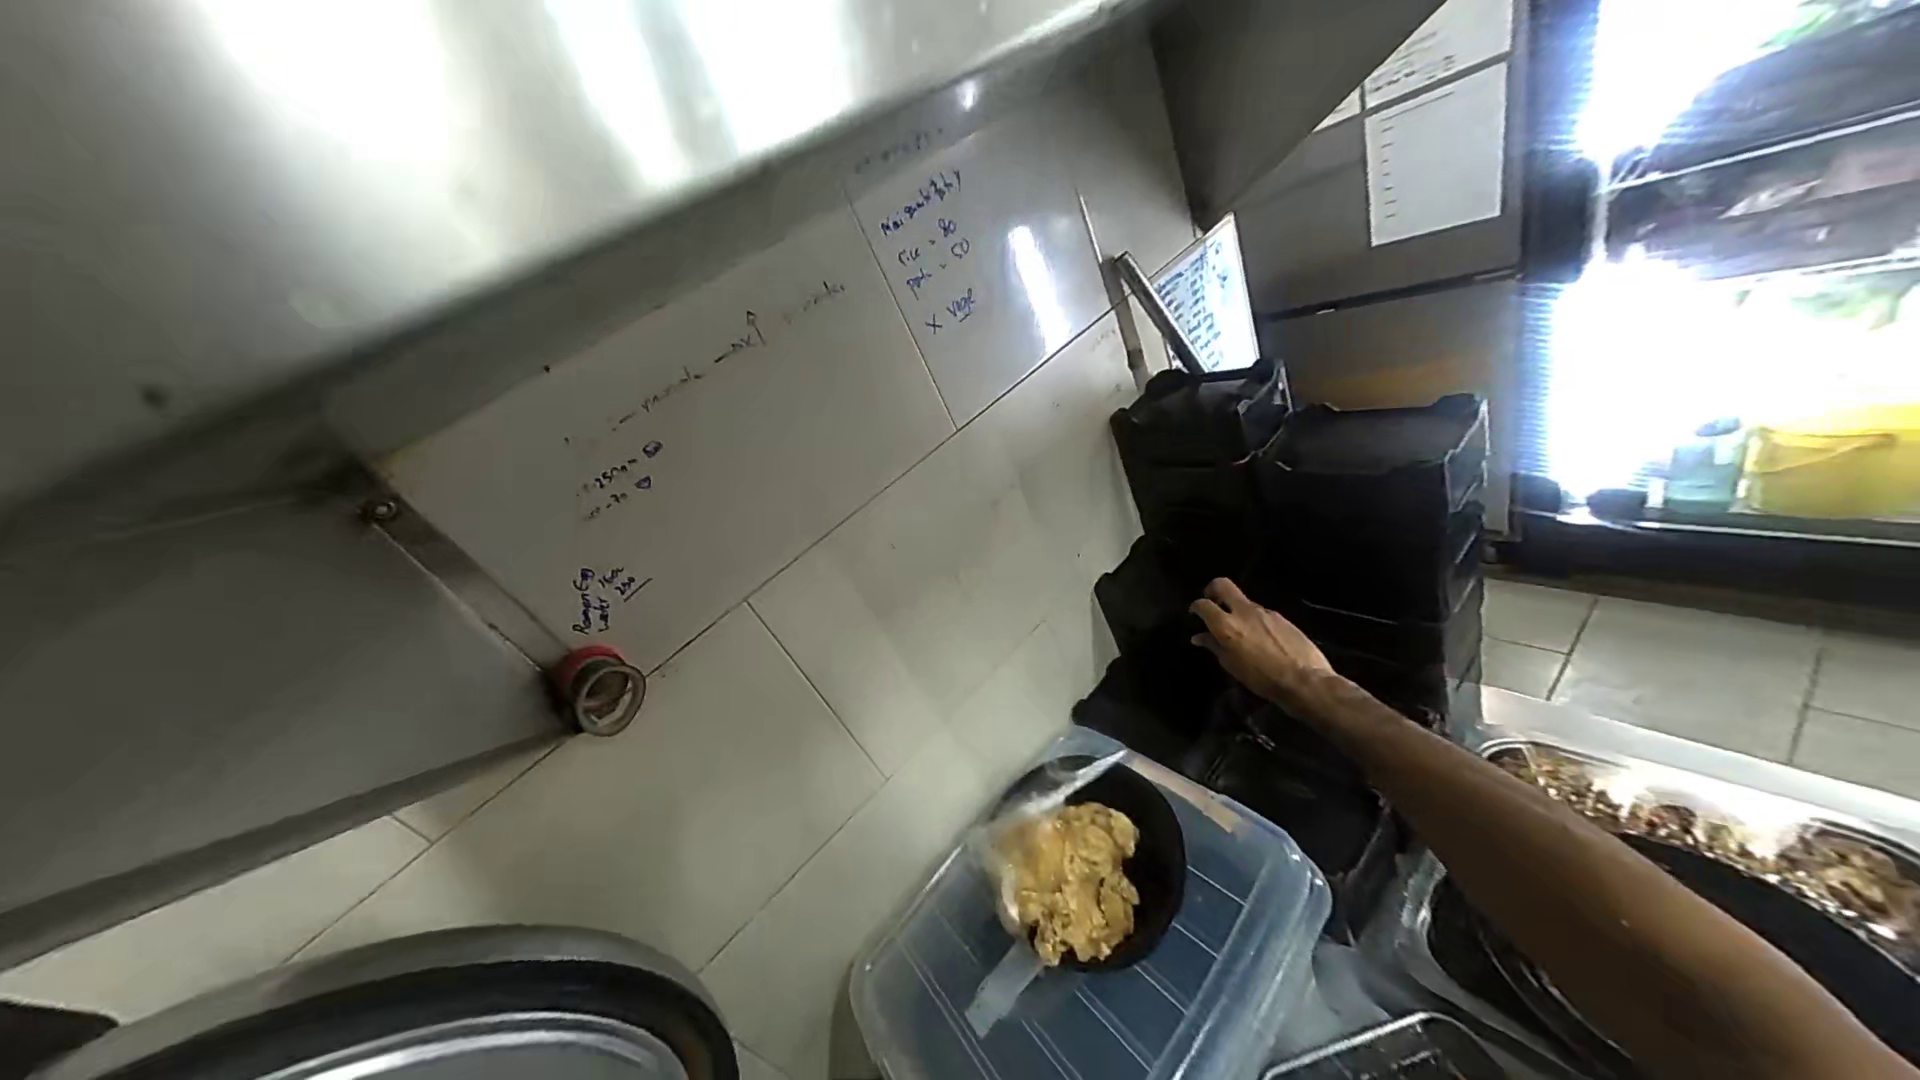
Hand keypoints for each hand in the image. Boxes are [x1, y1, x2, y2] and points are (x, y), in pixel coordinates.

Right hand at [1190, 578, 1335, 705]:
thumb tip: (1199, 637)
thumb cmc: (1262, 679)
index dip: (1196, 606)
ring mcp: (1265, 612)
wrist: (1305, 681)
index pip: (1204, 604)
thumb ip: (1214, 646)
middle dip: (1213, 589)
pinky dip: (1255, 621)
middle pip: (1223, 585)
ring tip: (1241, 631)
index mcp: (1226, 626)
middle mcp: (1244, 612)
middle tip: (1212, 602)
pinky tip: (1262, 639)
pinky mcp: (1281, 617)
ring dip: (1237, 610)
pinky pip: (1262, 614)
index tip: (1195, 613)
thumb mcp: (1232, 665)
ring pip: (1244, 602)